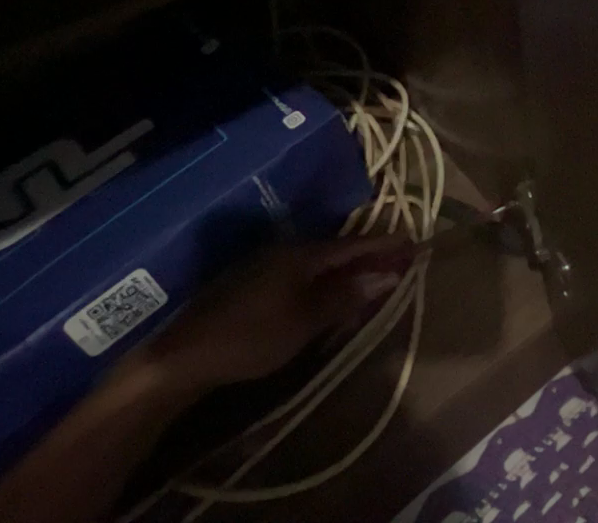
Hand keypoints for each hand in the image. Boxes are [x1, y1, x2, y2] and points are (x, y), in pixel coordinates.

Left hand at [139, 233, 411, 393]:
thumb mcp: (305, 321)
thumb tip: (388, 275)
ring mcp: (266, 266)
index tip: (414, 241)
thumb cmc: (250, 337)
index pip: (353, 244)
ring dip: (348, 270)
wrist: (183, 356)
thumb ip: (346, 296)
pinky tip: (334, 294)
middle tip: (400, 260)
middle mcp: (285, 251)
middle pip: (337, 250)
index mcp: (301, 254)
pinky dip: (326, 281)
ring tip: (375, 276)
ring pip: (319, 264)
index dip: (385, 244)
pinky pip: (303, 275)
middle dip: (370, 256)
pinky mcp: (254, 285)